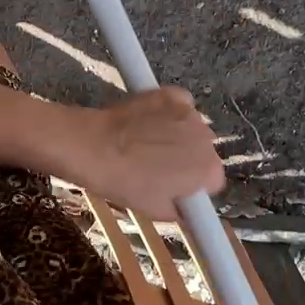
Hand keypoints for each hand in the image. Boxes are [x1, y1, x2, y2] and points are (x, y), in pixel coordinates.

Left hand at [82, 87, 225, 220]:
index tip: (174, 186)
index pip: (212, 181)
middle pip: (203, 151)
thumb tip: (185, 210)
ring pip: (191, 127)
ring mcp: (189, 111)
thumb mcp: (155, 210)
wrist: (92, 145)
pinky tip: (147, 119)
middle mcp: (207, 138)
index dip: (193, 185)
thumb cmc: (124, 182)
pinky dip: (168, 111)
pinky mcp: (170, 93)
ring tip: (146, 141)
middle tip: (156, 164)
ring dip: (178, 133)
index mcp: (208, 170)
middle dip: (186, 158)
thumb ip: (180, 211)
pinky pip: (179, 104)